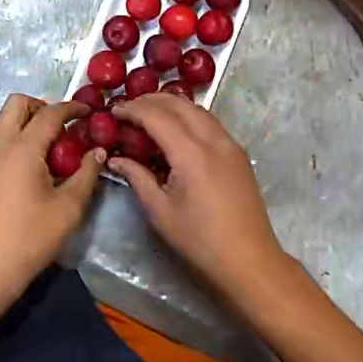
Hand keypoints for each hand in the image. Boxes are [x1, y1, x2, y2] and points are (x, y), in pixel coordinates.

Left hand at [0, 94, 104, 298]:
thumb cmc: (31, 239)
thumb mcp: (69, 207)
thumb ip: (86, 173)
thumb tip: (98, 152)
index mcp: (21, 149)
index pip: (49, 114)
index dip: (71, 108)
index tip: (88, 112)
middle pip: (17, 104)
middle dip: (43, 106)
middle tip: (64, 127)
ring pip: (4, 121)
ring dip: (28, 123)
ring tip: (53, 149)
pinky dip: (17, 140)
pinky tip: (35, 167)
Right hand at [108, 93, 287, 295]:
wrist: (248, 260)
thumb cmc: (199, 240)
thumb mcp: (160, 211)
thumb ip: (137, 177)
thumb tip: (116, 160)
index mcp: (191, 154)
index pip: (157, 116)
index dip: (132, 110)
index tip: (113, 112)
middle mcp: (214, 140)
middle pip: (179, 104)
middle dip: (150, 101)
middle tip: (128, 110)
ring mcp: (230, 145)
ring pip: (198, 110)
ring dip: (171, 106)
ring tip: (148, 115)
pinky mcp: (238, 154)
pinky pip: (210, 123)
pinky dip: (188, 117)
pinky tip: (175, 130)